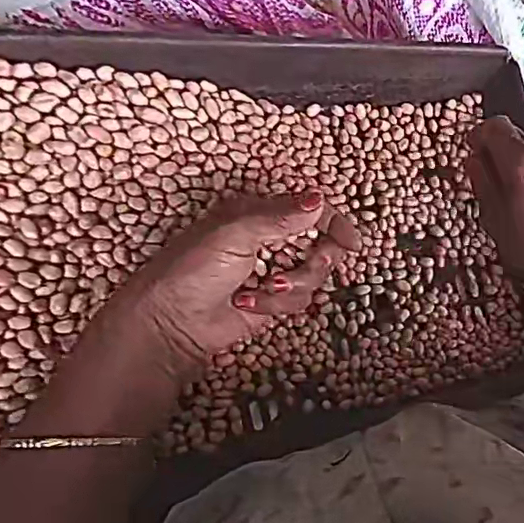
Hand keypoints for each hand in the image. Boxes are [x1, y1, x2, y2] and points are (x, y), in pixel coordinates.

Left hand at [86, 192, 359, 382]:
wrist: (172, 321)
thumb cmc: (191, 270)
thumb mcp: (234, 235)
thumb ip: (279, 217)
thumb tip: (318, 201)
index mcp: (261, 215)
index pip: (312, 212)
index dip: (336, 225)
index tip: (351, 242)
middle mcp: (272, 240)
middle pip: (322, 246)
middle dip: (316, 260)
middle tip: (308, 264)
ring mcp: (275, 270)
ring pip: (315, 277)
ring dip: (294, 285)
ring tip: (265, 287)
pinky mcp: (275, 299)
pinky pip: (301, 300)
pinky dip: (279, 304)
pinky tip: (250, 302)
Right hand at [464, 115, 523, 279]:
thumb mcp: (492, 215)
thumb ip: (482, 179)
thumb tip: (475, 159)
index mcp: (521, 161)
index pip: (494, 126)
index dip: (479, 136)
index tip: (473, 149)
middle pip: (514, 136)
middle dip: (498, 151)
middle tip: (486, 175)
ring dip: (515, 163)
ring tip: (507, 193)